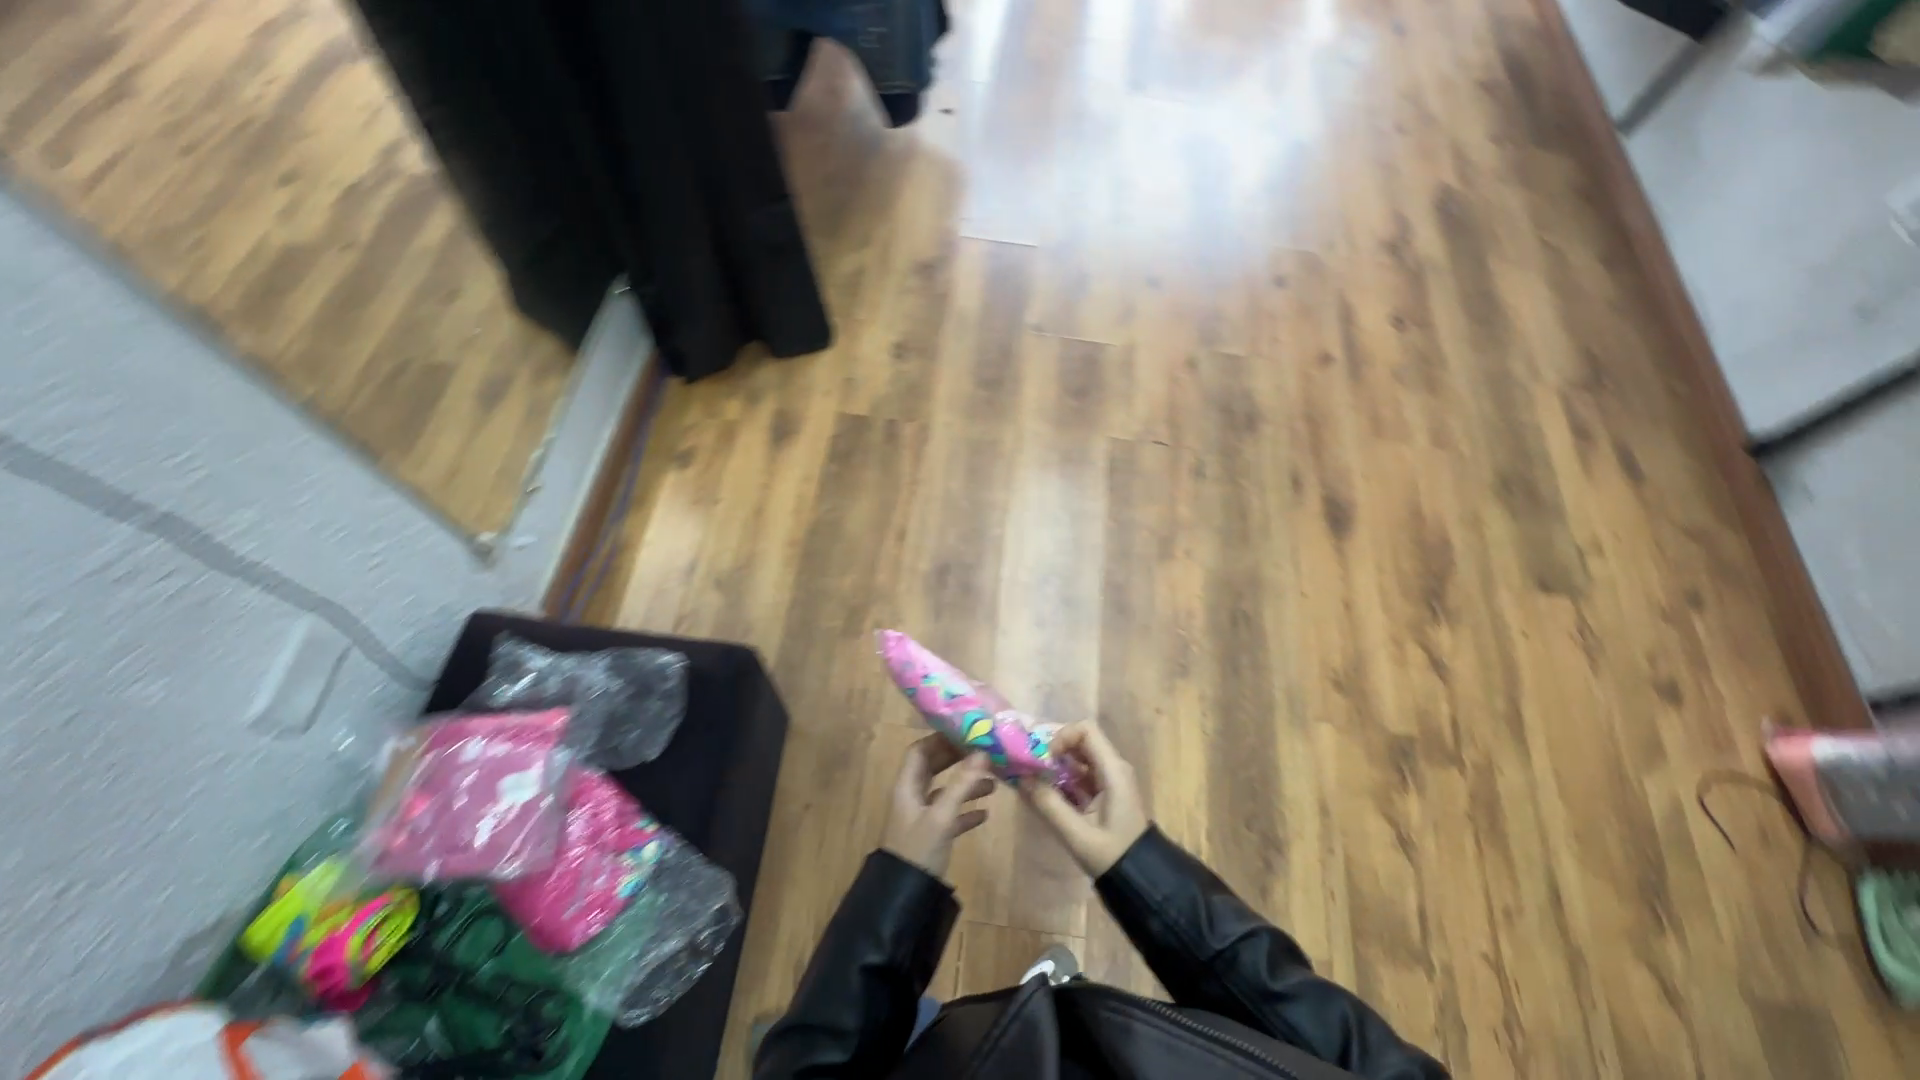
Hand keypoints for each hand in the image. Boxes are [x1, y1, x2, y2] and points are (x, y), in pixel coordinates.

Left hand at [882, 736, 994, 879]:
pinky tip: (985, 815)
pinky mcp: (932, 835)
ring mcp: (922, 816)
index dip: (939, 739)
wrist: (907, 894)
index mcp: (907, 786)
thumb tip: (982, 752)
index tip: (965, 733)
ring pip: (945, 792)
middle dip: (958, 760)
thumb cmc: (919, 848)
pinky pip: (950, 815)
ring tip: (993, 785)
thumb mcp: (942, 815)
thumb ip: (961, 784)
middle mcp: (913, 796)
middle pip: (934, 768)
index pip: (919, 752)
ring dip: (966, 786)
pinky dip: (966, 812)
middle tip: (984, 753)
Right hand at [1019, 722, 1148, 876]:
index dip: (1061, 737)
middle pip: (1079, 741)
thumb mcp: (1077, 834)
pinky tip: (1043, 793)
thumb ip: (1048, 804)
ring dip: (1054, 764)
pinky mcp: (1103, 792)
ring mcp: (1109, 780)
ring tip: (1031, 779)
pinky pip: (1079, 774)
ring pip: (1077, 758)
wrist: (1140, 878)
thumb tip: (1021, 778)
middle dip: (1052, 749)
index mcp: (1113, 771)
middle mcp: (1113, 768)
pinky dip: (1060, 778)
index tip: (1043, 759)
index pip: (1085, 730)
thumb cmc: (1112, 855)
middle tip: (1029, 766)